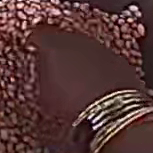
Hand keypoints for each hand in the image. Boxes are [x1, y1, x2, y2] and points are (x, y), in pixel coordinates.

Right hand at [27, 25, 144, 129]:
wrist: (115, 119)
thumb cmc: (71, 109)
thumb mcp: (44, 96)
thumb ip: (41, 76)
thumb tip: (41, 72)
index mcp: (52, 44)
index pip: (37, 33)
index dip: (34, 42)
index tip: (32, 51)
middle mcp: (77, 40)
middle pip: (62, 37)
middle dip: (57, 48)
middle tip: (53, 66)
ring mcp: (100, 49)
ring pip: (84, 47)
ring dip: (78, 57)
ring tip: (75, 77)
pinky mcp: (121, 62)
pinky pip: (102, 59)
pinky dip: (97, 67)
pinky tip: (95, 84)